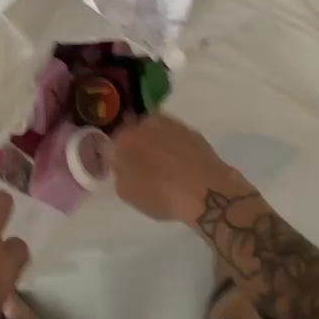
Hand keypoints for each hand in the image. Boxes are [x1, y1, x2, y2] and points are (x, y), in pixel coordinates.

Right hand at [112, 115, 252, 225]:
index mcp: (125, 138)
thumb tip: (122, 163)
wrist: (205, 190)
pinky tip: (181, 164)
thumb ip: (120, 173)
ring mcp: (171, 124)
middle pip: (136, 132)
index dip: (118, 156)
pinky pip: (176, 137)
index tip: (123, 168)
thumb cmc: (160, 195)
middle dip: (137, 145)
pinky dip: (175, 146)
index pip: (113, 143)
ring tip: (165, 166)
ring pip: (157, 132)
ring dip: (157, 143)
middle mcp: (146, 124)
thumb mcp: (127, 193)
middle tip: (143, 166)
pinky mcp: (191, 130)